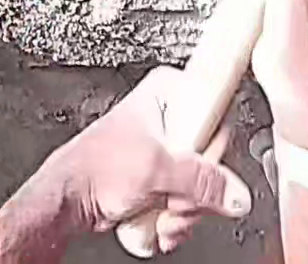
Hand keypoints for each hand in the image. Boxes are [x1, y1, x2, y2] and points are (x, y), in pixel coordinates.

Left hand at [34, 66, 252, 250]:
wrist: (72, 197)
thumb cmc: (98, 166)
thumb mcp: (155, 168)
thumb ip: (200, 180)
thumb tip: (235, 192)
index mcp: (168, 90)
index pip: (217, 110)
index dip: (212, 145)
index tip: (194, 161)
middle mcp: (172, 113)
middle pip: (212, 154)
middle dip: (194, 189)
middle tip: (172, 194)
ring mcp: (169, 145)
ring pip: (203, 182)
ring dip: (184, 208)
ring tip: (160, 207)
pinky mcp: (165, 173)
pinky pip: (189, 197)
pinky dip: (176, 216)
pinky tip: (157, 217)